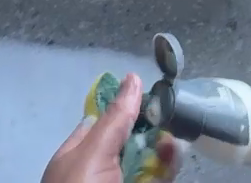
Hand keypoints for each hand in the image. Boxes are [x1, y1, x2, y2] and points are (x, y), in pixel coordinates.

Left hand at [42, 73, 175, 182]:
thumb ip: (114, 120)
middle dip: (151, 131)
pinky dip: (167, 170)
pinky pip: (156, 179)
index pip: (104, 122)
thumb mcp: (91, 156)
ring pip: (146, 165)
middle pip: (130, 143)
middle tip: (168, 122)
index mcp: (76, 157)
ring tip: (173, 145)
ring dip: (163, 153)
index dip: (128, 107)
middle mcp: (98, 174)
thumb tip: (133, 78)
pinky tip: (174, 159)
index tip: (154, 95)